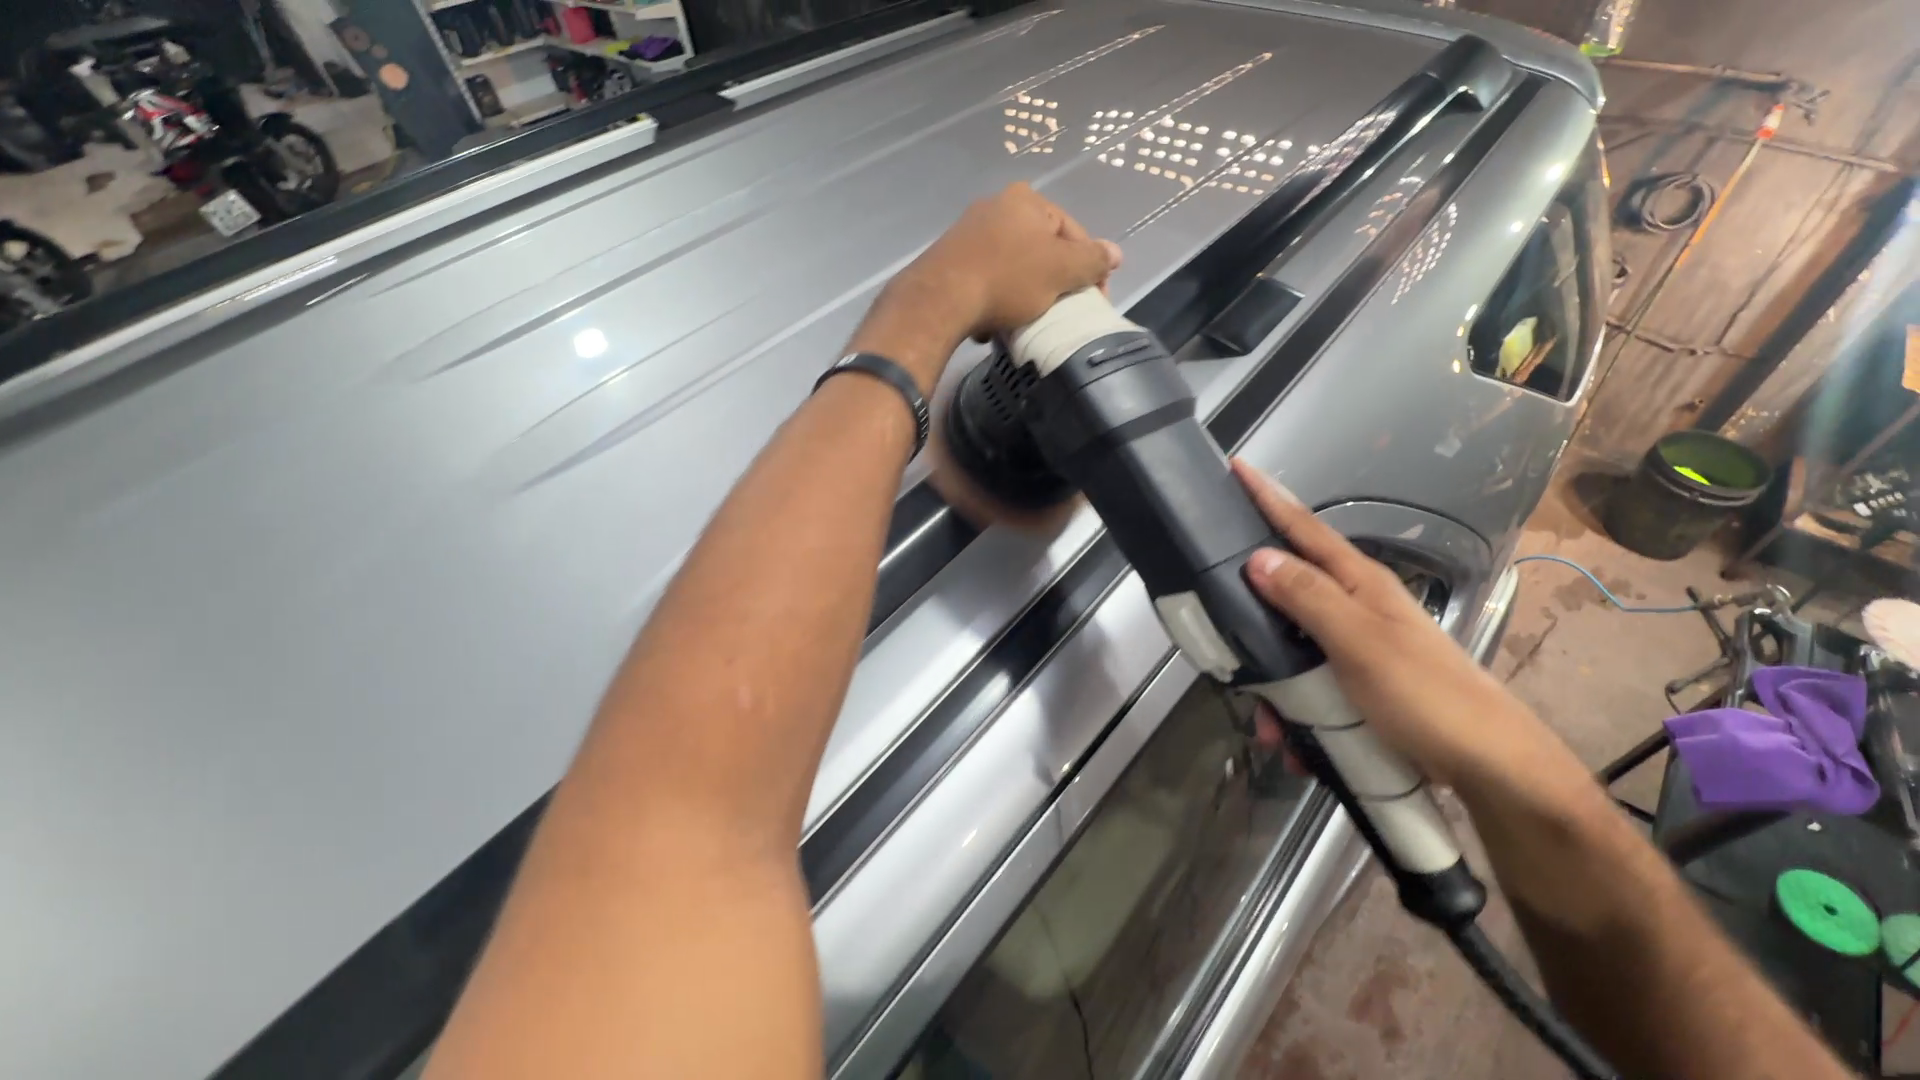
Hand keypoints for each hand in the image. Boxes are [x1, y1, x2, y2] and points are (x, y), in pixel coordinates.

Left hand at [849, 183, 1120, 390]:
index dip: (1089, 268)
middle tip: (1062, 312)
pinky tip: (996, 322)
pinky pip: (987, 280)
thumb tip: (1115, 253)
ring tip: (1028, 321)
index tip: (1094, 301)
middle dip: (1055, 282)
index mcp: (1026, 200)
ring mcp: (968, 233)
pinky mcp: (949, 260)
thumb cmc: (1008, 278)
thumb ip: (1092, 260)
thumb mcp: (1061, 270)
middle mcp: (995, 206)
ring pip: (1014, 267)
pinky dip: (997, 299)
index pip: (1073, 232)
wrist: (939, 300)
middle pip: (1042, 249)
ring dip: (1026, 294)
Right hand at [1230, 459, 1546, 787]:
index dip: (1269, 499)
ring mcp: (1358, 648)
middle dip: (1251, 625)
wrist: (1489, 766)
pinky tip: (1294, 746)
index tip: (1236, 468)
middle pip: (1286, 594)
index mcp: (1360, 584)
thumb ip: (1308, 598)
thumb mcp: (1360, 644)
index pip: (1304, 529)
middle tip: (1221, 643)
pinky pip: (1310, 692)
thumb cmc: (1427, 696)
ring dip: (1274, 691)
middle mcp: (1356, 608)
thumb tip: (1258, 557)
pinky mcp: (1359, 687)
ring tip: (1269, 729)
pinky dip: (1296, 718)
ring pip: (1291, 653)